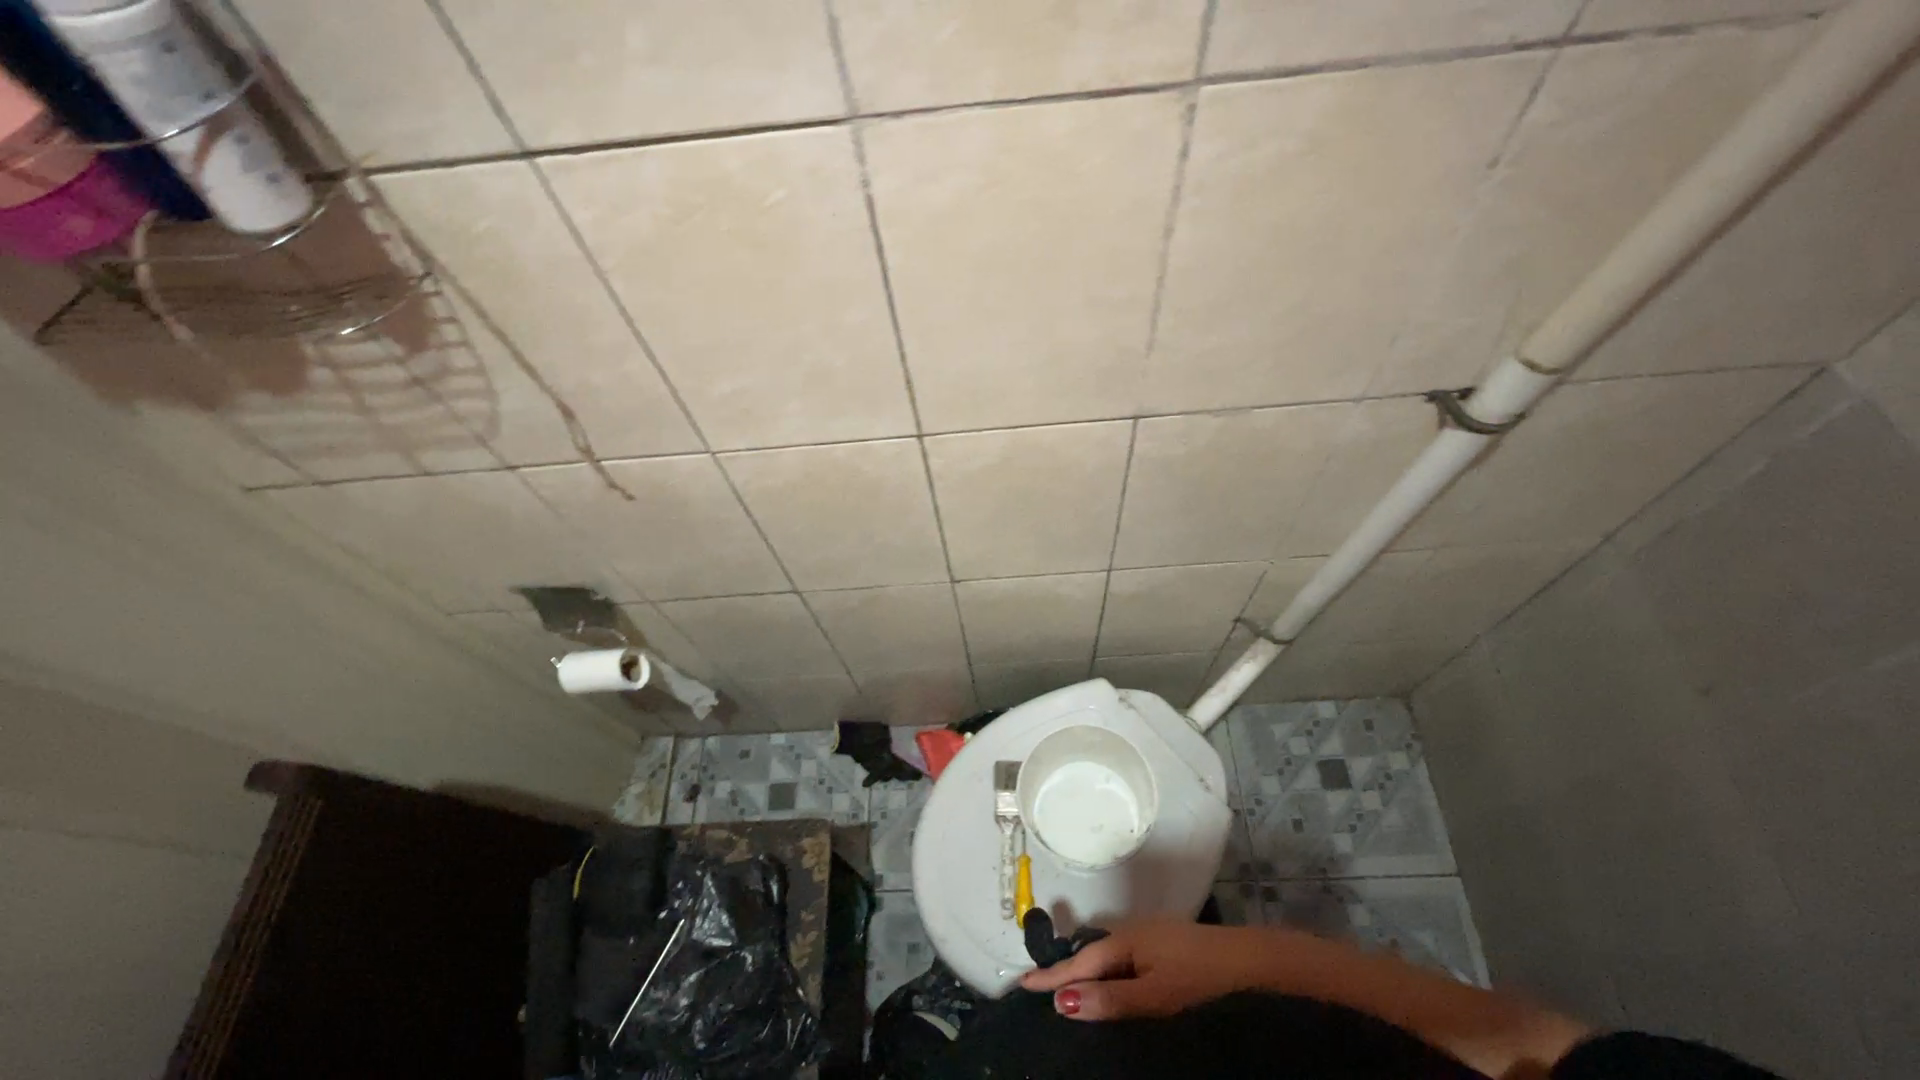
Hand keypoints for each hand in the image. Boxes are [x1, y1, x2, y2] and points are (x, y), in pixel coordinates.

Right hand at [1018, 920, 1286, 1020]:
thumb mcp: (1153, 996)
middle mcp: (1131, 933)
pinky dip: (1107, 971)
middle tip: (1039, 987)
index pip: (1079, 964)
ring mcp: (1149, 936)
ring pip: (1108, 956)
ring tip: (1066, 987)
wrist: (1246, 959)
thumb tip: (1062, 1003)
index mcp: (1123, 942)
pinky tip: (1111, 982)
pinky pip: (1122, 958)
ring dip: (1087, 972)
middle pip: (1091, 956)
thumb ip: (1109, 1001)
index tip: (1022, 982)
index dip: (1052, 977)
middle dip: (1065, 972)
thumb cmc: (1197, 978)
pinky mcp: (1163, 944)